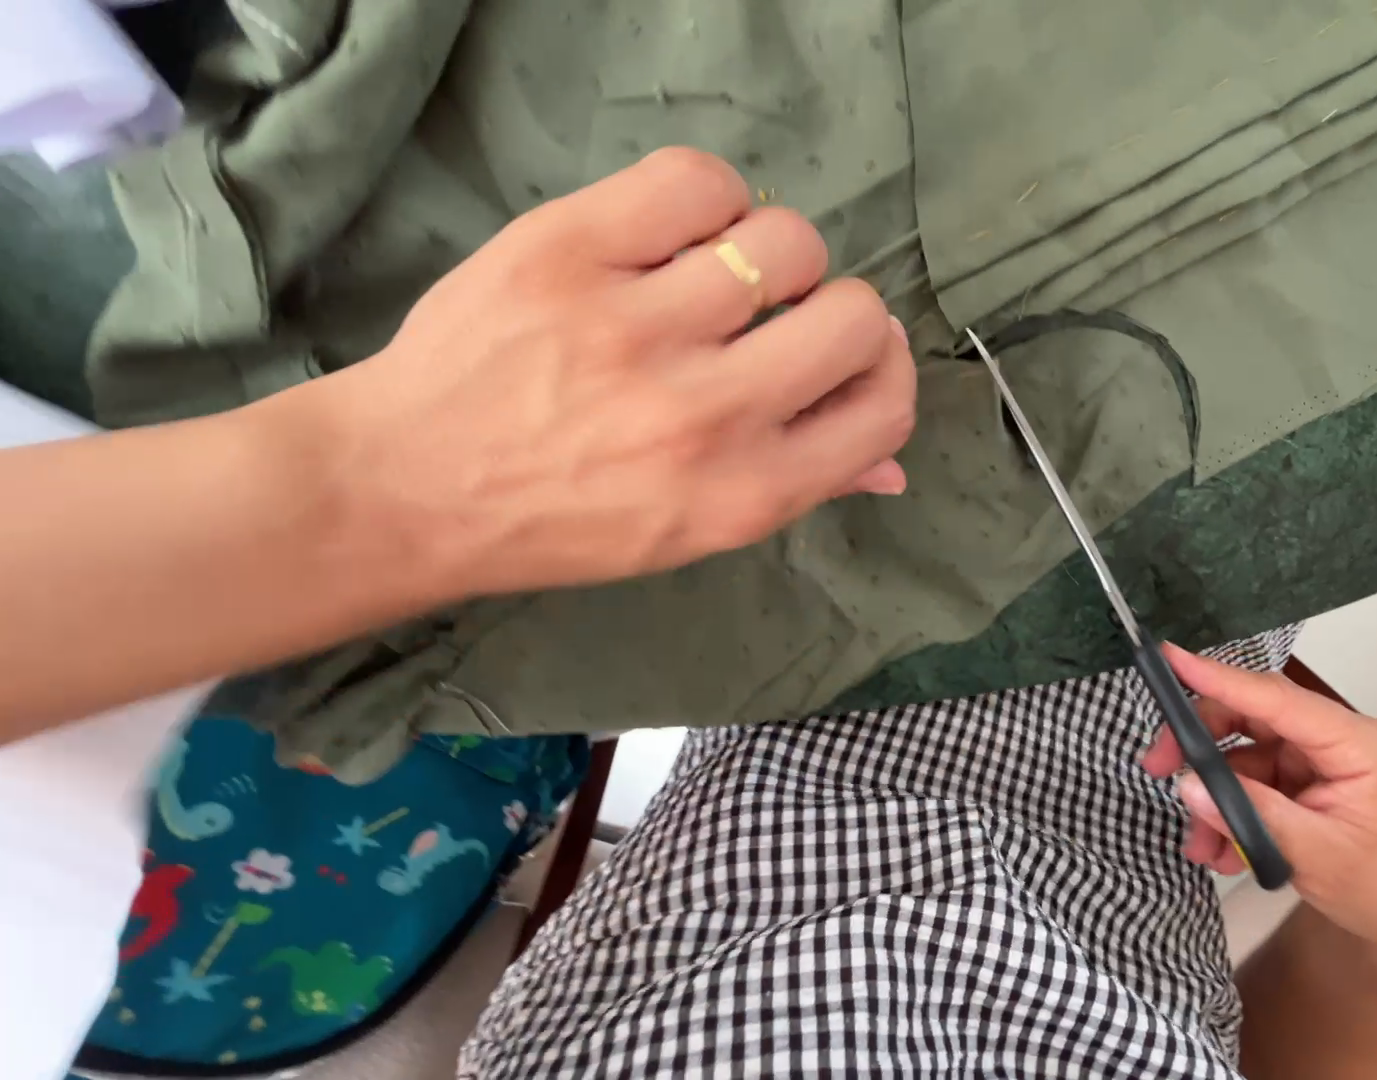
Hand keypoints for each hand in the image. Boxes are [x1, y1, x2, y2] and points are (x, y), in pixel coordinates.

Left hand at [293, 147, 916, 600]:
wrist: (412, 488)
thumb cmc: (573, 523)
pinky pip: (698, 182)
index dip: (889, 374)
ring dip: (776, 257)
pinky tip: (681, 234)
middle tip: (790, 321)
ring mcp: (637, 328)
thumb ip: (805, 490)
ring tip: (726, 278)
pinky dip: (711, 201)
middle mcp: (708, 415)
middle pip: (856, 318)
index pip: (884, 411)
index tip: (857, 360)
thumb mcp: (701, 533)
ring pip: (786, 242)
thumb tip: (893, 465)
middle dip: (844, 314)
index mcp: (748, 493)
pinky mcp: (568, 252)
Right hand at [1141, 645, 1376, 979]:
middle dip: (1198, 741)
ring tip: (1198, 844)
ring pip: (1238, 750)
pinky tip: (1218, 850)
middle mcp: (1330, 736)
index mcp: (1353, 742)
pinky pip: (1244, 779)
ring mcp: (1310, 756)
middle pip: (1247, 714)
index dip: (1220, 678)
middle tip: (1155, 766)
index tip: (1169, 658)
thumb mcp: (1318, 856)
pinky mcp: (1296, 777)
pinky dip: (1224, 810)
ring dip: (1210, 791)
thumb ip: (1252, 815)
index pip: (1276, 698)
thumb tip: (1188, 784)